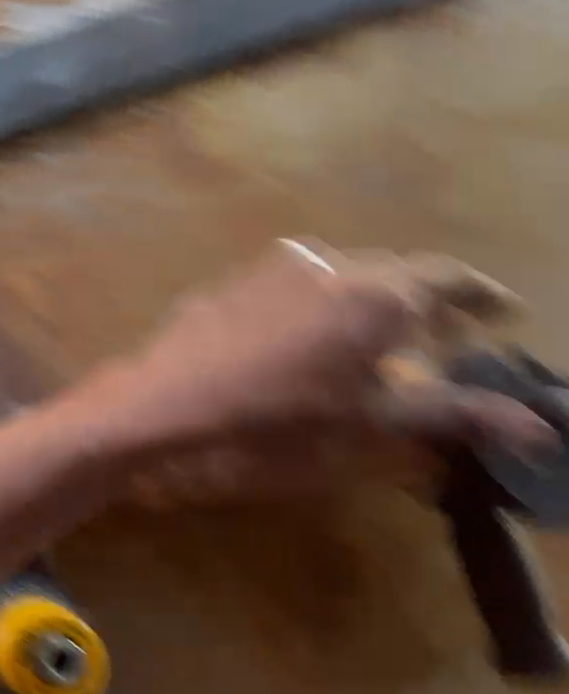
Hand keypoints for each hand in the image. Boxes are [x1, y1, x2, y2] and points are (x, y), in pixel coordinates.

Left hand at [87, 240, 553, 502]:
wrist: (162, 403)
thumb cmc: (273, 416)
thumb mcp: (368, 420)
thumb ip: (452, 413)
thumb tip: (535, 428)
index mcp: (376, 292)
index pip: (447, 278)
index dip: (478, 297)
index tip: (499, 316)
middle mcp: (324, 265)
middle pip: (389, 273)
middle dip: (418, 302)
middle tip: (437, 338)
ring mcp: (263, 271)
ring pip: (331, 275)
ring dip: (358, 300)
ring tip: (367, 341)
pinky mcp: (220, 287)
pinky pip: (281, 288)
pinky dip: (306, 306)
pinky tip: (298, 341)